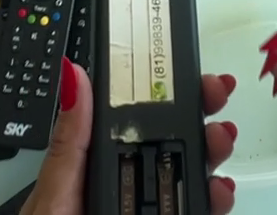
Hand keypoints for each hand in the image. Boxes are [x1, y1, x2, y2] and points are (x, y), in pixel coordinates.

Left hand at [20, 60, 240, 214]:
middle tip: (216, 97)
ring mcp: (149, 209)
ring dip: (214, 154)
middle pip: (175, 139)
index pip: (141, 115)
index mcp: (101, 159)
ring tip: (220, 143)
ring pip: (192, 175)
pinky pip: (197, 210)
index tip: (195, 74)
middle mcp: (129, 181)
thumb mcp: (56, 189)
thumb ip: (71, 138)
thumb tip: (74, 75)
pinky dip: (215, 201)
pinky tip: (219, 194)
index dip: (171, 92)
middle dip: (202, 114)